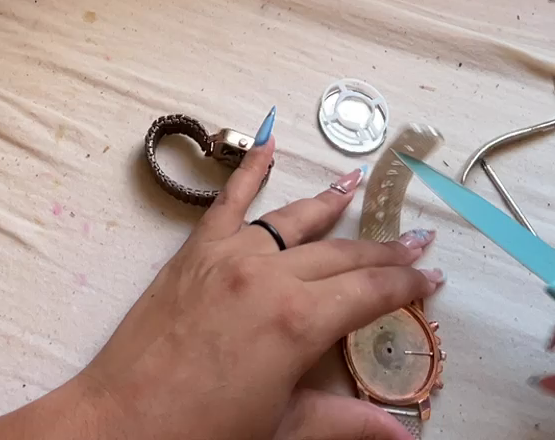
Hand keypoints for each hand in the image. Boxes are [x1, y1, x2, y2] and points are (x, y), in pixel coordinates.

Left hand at [0, 136, 443, 439]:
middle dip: (383, 251)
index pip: (369, 294)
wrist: (122, 419)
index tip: (433, 277)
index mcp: (299, 323)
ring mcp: (231, 253)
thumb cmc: (203, 432)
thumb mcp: (282, 431)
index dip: (406, 285)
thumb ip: (344, 424)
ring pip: (294, 221)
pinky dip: (249, 170)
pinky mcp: (197, 247)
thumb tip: (404, 435)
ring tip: (357, 183)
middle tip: (416, 241)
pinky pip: (230, 200)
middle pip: (341, 255)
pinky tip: (266, 143)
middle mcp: (270, 275)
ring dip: (329, 203)